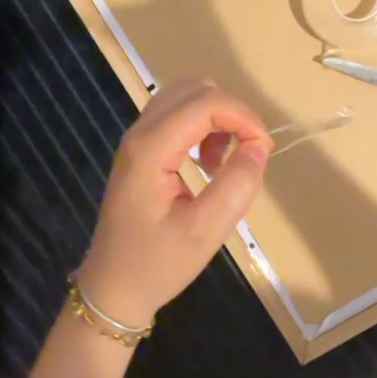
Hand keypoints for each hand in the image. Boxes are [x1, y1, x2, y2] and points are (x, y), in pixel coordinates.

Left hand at [77, 79, 271, 327]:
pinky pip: (176, 118)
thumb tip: (258, 148)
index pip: (204, 103)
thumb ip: (236, 187)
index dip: (242, 116)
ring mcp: (136, 141)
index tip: (263, 149)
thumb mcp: (204, 232)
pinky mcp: (140, 152)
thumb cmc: (156, 265)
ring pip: (184, 98)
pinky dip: (202, 128)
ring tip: (226, 162)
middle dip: (230, 111)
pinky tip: (209, 165)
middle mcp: (138, 135)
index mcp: (150, 151)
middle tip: (249, 152)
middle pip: (193, 89)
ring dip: (216, 118)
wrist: (112, 288)